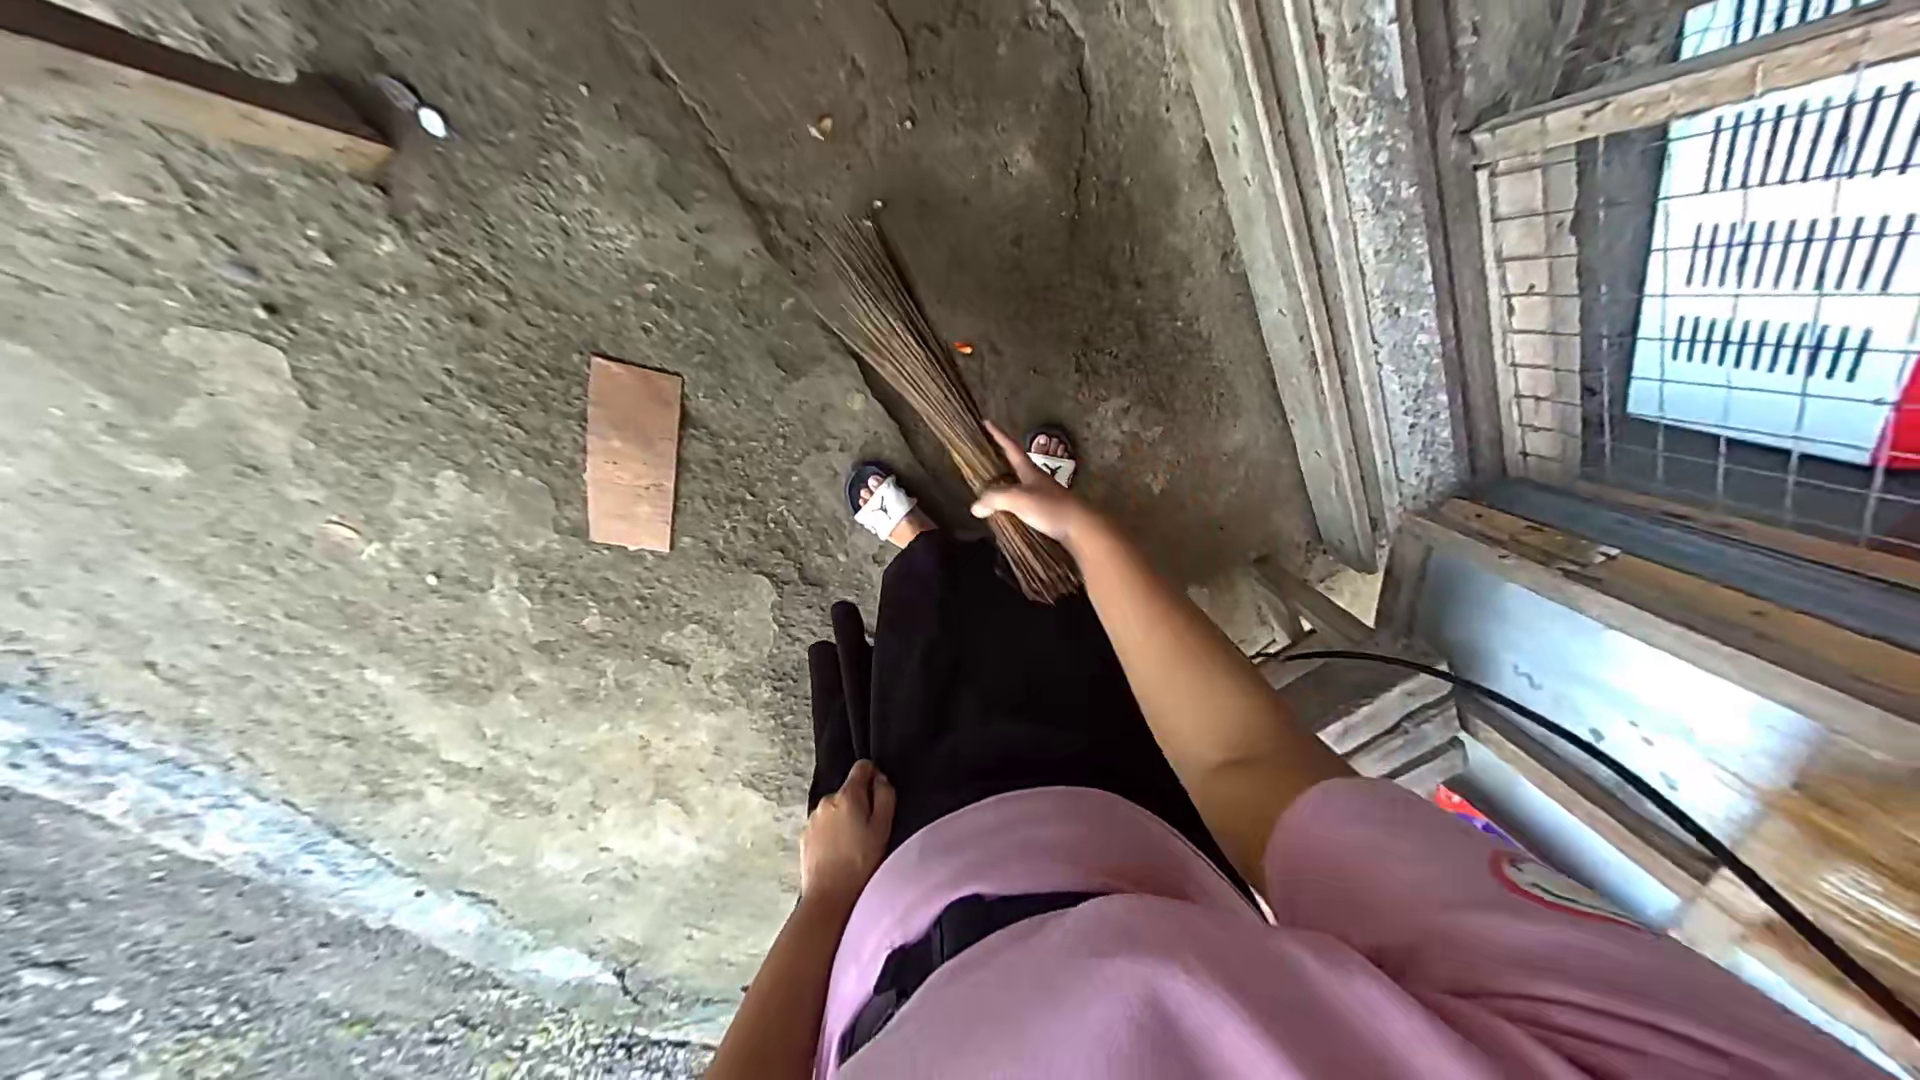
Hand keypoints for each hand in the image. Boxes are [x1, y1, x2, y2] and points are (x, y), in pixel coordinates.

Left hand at [801, 760, 895, 907]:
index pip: (861, 767)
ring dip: (844, 816)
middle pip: (848, 789)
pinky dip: (831, 830)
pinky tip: (838, 850)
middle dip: (859, 801)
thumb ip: (885, 796)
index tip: (879, 794)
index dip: (873, 775)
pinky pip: (823, 823)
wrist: (829, 897)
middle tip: (868, 828)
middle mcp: (826, 800)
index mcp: (847, 795)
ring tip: (852, 843)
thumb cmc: (862, 862)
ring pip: (835, 807)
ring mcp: (812, 818)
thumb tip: (880, 778)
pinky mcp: (804, 835)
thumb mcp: (883, 828)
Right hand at [971, 421, 1097, 544]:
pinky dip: (1012, 505)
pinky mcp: (1047, 513)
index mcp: (1030, 471)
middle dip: (1002, 459)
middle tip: (986, 455)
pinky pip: (1024, 504)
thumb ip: (995, 499)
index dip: (999, 435)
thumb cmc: (1050, 507)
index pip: (1011, 448)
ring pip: (1020, 485)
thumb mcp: (1018, 499)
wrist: (1080, 528)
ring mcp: (1043, 496)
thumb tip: (975, 506)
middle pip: (1016, 465)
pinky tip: (1007, 513)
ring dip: (1006, 484)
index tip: (987, 422)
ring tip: (991, 488)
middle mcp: (1037, 480)